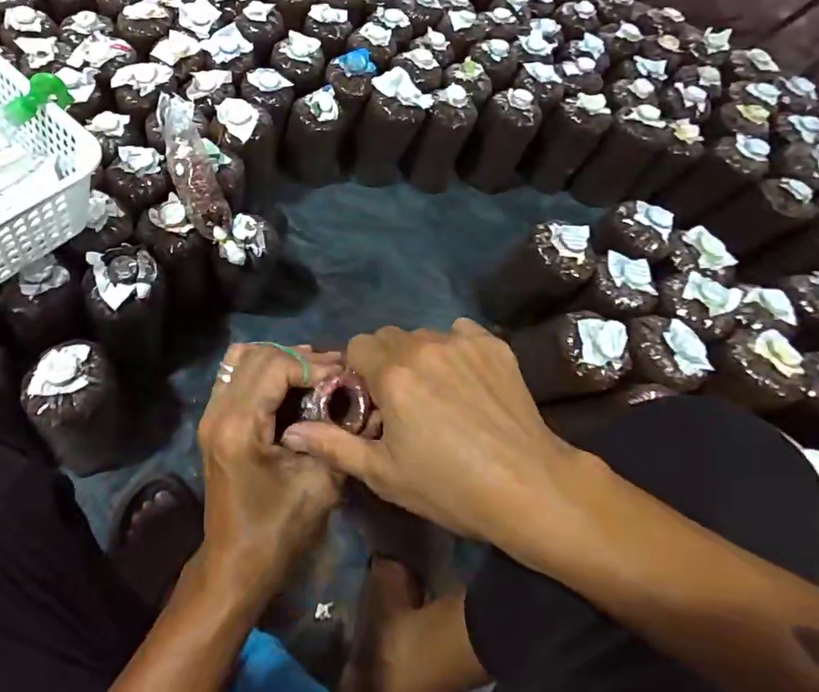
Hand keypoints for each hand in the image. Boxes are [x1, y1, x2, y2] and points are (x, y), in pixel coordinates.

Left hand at [197, 342, 344, 597]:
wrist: (235, 566)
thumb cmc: (278, 529)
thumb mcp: (320, 484)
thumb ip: (341, 437)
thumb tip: (368, 402)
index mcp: (240, 426)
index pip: (276, 366)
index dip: (313, 366)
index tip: (344, 377)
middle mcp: (219, 412)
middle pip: (259, 355)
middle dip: (299, 357)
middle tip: (334, 371)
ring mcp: (211, 415)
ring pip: (243, 358)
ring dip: (281, 358)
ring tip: (314, 372)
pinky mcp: (214, 421)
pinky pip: (236, 374)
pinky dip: (265, 368)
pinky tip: (292, 383)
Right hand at [282, 320, 586, 547]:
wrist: (526, 485)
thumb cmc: (448, 487)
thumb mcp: (384, 474)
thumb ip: (335, 444)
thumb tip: (292, 431)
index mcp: (393, 373)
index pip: (358, 344)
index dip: (358, 371)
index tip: (370, 400)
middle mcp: (424, 345)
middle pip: (390, 336)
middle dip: (387, 361)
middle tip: (402, 400)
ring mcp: (463, 341)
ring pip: (426, 335)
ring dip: (421, 356)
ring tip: (439, 394)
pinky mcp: (494, 344)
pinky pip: (461, 332)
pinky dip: (456, 349)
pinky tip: (467, 382)